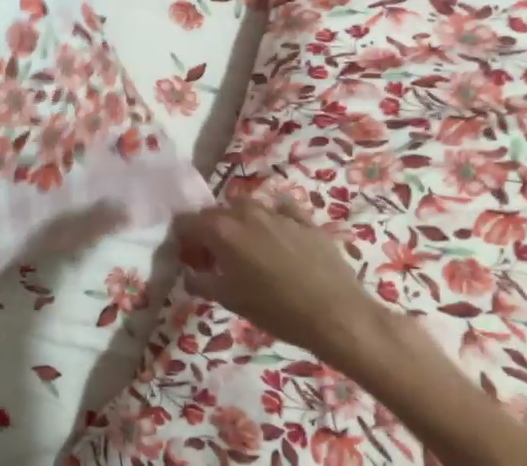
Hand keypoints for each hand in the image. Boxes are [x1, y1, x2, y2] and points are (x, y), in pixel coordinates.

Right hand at [173, 198, 380, 365]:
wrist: (342, 318)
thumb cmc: (277, 310)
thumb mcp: (228, 300)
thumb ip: (198, 282)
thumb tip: (188, 274)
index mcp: (219, 230)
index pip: (184, 222)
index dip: (185, 241)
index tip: (196, 263)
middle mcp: (243, 213)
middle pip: (213, 213)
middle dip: (210, 232)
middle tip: (221, 260)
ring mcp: (277, 214)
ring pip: (246, 208)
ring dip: (241, 223)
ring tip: (252, 249)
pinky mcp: (307, 222)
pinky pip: (283, 209)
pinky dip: (276, 217)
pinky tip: (281, 236)